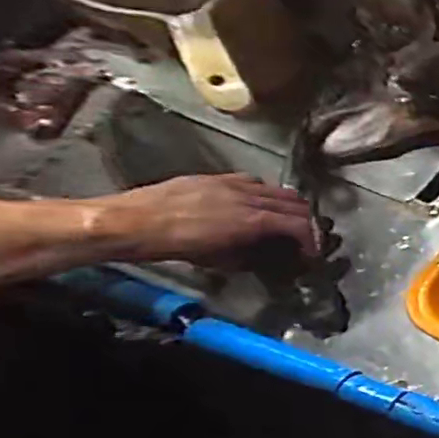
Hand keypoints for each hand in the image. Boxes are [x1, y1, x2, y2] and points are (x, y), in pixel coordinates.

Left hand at [89, 174, 318, 263]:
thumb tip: (269, 255)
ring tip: (283, 221)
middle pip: (296, 204)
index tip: (312, 253)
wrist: (126, 223)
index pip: (299, 225)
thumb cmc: (172, 247)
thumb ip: (252, 253)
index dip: (312, 240)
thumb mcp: (218, 259)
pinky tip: (255, 204)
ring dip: (289, 207)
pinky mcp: (215, 178)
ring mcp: (231, 183)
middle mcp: (248, 196)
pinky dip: (265, 193)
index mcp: (252, 219)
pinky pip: (254, 181)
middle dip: (306, 222)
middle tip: (304, 238)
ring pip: (278, 190)